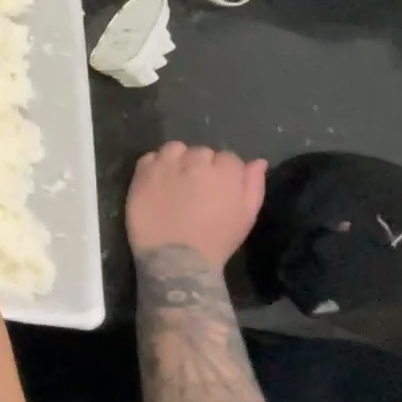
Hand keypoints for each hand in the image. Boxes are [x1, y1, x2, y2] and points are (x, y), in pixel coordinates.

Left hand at [126, 142, 267, 267]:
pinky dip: (156, 163)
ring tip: (178, 178)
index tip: (220, 185)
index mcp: (224, 173)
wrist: (175, 253)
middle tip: (198, 184)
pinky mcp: (142, 171)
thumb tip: (258, 161)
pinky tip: (159, 180)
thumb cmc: (217, 238)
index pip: (229, 157)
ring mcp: (165, 165)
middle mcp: (194, 163)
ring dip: (179, 158)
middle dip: (203, 164)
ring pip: (175, 148)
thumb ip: (253, 184)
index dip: (226, 171)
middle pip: (201, 151)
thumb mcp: (246, 214)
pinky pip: (150, 156)